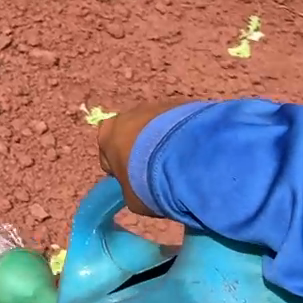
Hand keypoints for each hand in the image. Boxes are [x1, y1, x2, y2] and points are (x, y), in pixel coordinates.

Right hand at [95, 100, 187, 217]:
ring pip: (156, 128)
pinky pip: (180, 123)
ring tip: (182, 164)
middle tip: (159, 173)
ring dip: (165, 142)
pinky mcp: (182, 104)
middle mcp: (125, 116)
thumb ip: (130, 190)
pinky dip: (185, 136)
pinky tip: (196, 154)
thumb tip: (138, 190)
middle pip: (131, 136)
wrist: (185, 158)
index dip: (122, 170)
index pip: (108, 154)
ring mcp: (154, 107)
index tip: (136, 182)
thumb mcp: (132, 198)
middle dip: (143, 152)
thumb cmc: (146, 180)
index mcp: (105, 135)